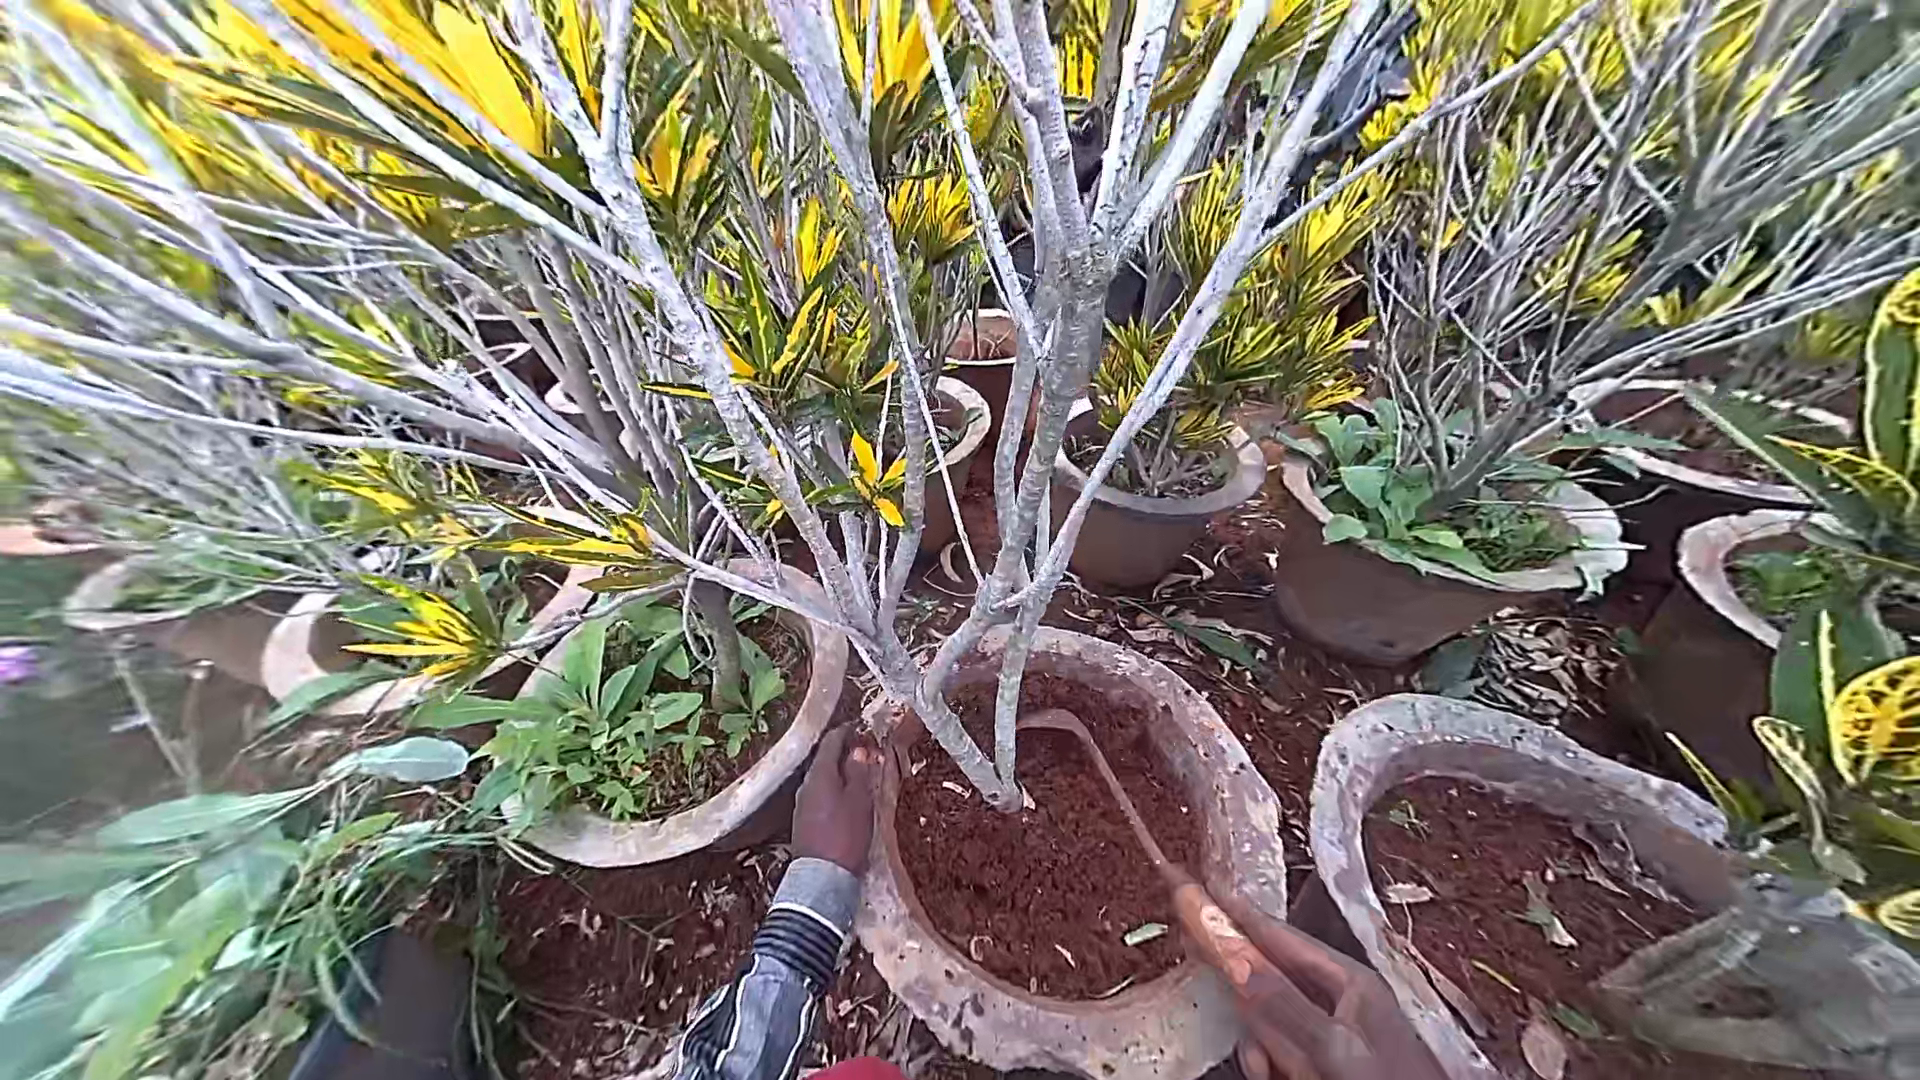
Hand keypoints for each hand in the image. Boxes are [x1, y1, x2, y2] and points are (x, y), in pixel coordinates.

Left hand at [792, 726, 880, 872]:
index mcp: (820, 774)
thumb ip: (858, 771)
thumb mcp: (859, 800)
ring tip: (860, 772)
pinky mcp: (804, 821)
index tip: (861, 727)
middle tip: (866, 750)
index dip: (847, 731)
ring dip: (840, 771)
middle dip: (844, 752)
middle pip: (825, 759)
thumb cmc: (845, 835)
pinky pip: (820, 794)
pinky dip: (834, 788)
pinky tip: (846, 796)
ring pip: (822, 777)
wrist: (822, 881)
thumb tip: (858, 750)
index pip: (831, 742)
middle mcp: (806, 785)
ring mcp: (802, 804)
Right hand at [1216, 894, 1446, 1079]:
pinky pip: (1284, 1047)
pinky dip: (1273, 1061)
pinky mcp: (1329, 1063)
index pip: (1276, 932)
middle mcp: (1339, 999)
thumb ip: (1278, 1000)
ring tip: (1268, 1069)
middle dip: (1244, 990)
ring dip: (1261, 1039)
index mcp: (1347, 980)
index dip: (1233, 910)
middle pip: (1269, 973)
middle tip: (1204, 972)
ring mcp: (1336, 1034)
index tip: (1196, 885)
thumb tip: (1225, 947)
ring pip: (1272, 1015)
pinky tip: (1274, 1075)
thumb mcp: (1333, 1051)